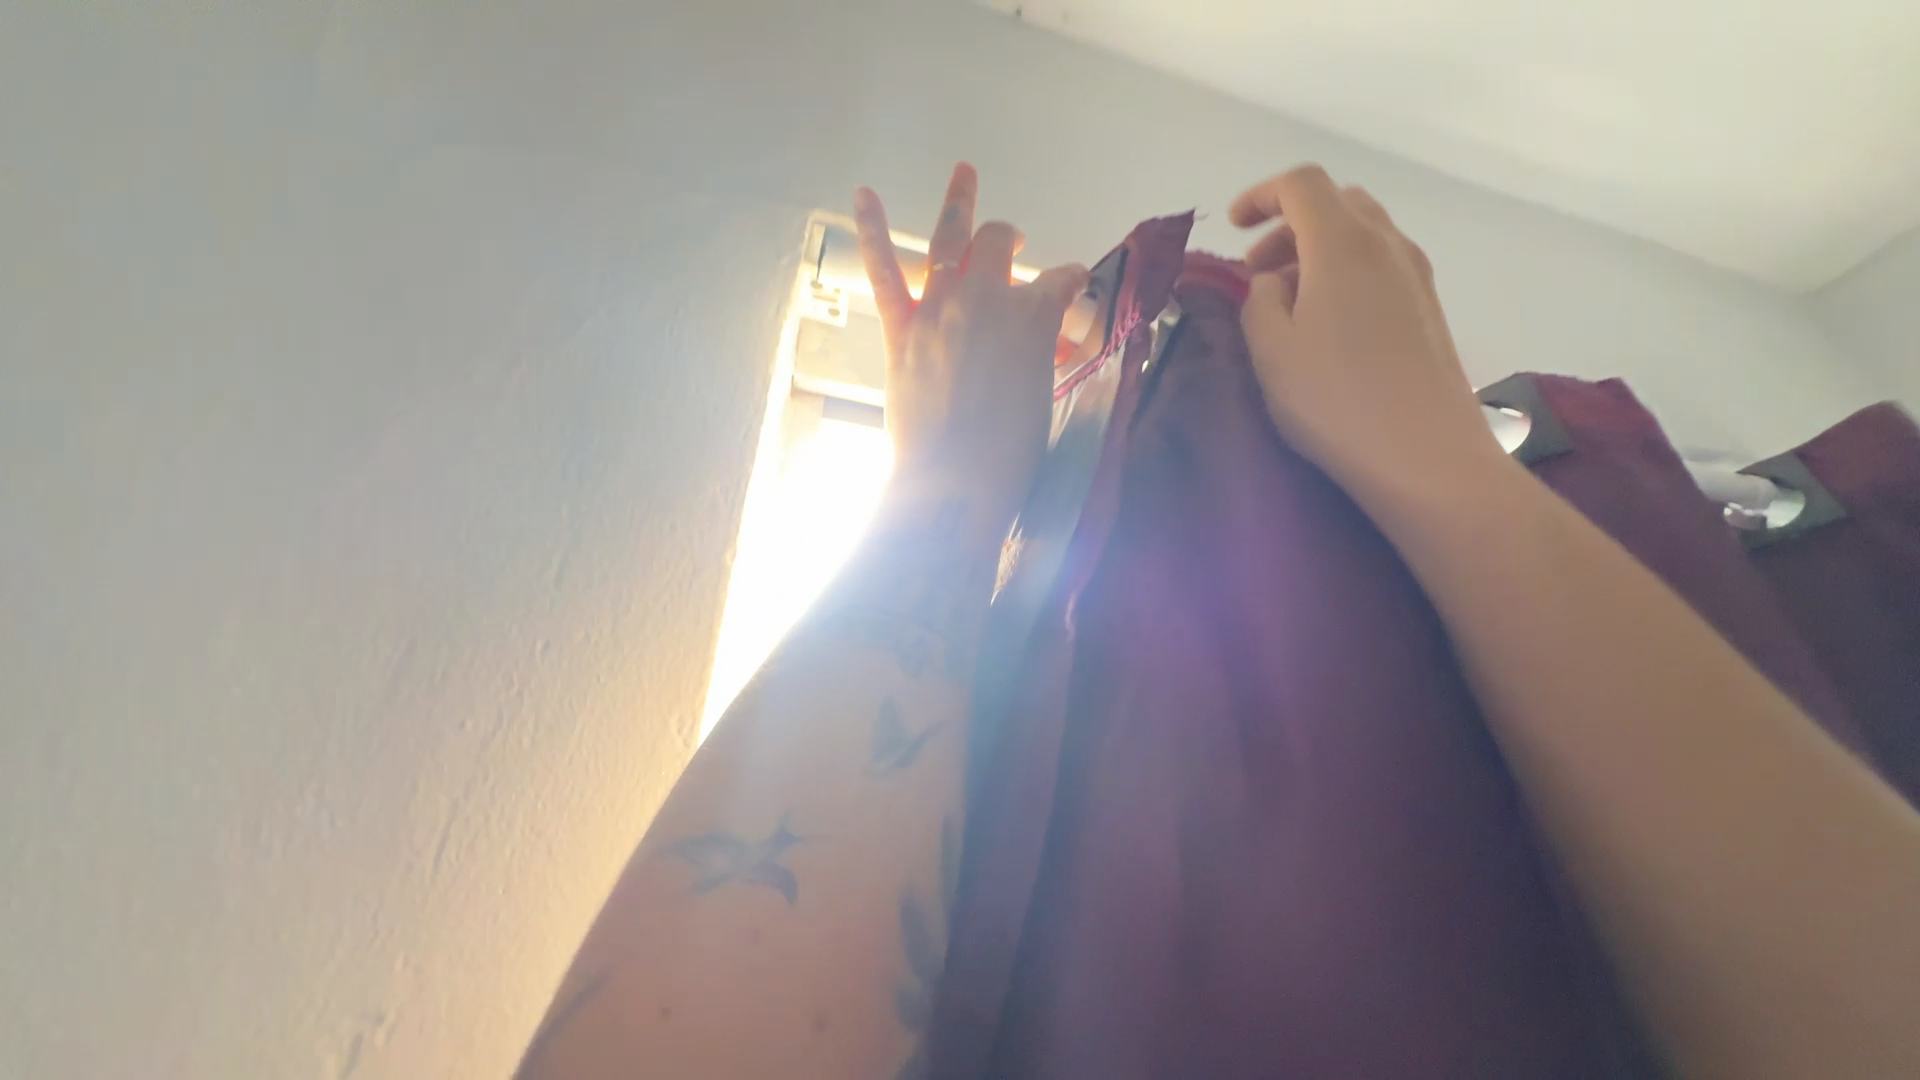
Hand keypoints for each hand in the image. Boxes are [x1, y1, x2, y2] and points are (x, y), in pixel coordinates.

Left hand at [854, 164, 1087, 541]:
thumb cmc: (1011, 453)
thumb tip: (1043, 342)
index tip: (1071, 291)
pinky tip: (864, 195)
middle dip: (1014, 241)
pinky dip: (873, 230)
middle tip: (1017, 246)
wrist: (955, 483)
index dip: (1069, 284)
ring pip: (950, 240)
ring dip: (958, 204)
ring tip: (964, 173)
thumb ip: (1041, 355)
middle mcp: (988, 297)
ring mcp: (941, 308)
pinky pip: (885, 271)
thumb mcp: (1042, 395)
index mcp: (1034, 316)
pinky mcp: (903, 330)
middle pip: (1002, 246)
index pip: (1061, 281)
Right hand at [1231, 165, 1505, 495]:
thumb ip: (1259, 301)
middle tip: (1257, 272)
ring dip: (1317, 251)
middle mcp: (1387, 245)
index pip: (1302, 185)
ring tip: (1287, 302)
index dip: (1261, 195)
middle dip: (1288, 225)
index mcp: (1343, 244)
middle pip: (1337, 203)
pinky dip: (1344, 272)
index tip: (1232, 227)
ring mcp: (1415, 275)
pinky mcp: (1428, 308)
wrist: (1422, 452)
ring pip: (1362, 234)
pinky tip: (1326, 323)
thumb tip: (1274, 282)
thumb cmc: (1333, 398)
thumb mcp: (1270, 350)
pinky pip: (1379, 265)